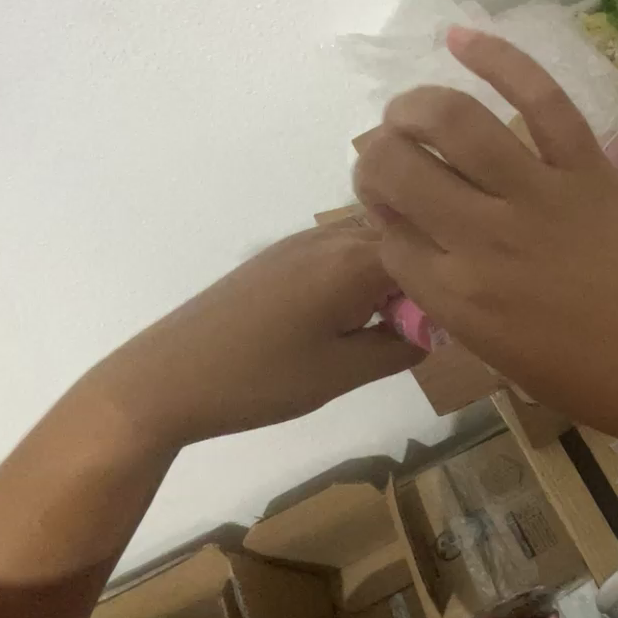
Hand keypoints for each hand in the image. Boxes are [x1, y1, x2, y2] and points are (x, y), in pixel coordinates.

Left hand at [79, 225, 423, 447]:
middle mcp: (331, 237)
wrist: (163, 380)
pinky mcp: (280, 258)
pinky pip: (342, 253)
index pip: (430, 252)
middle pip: (403, 240)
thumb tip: (437, 330)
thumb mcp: (345, 373)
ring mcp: (301, 243)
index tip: (454, 325)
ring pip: (373, 244)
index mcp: (353, 261)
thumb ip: (402, 347)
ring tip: (390, 325)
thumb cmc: (261, 379)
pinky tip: (350, 317)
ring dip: (393, 276)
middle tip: (424, 329)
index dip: (450, 286)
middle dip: (425, 276)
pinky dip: (362, 277)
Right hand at [352, 26, 617, 468]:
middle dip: (376, 161)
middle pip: (398, 172)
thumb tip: (448, 271)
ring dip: (413, 108)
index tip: (396, 221)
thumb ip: (474, 315)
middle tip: (390, 163)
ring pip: (453, 123)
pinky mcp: (590, 166)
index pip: (389, 242)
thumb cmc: (616, 387)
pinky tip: (462, 39)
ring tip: (406, 113)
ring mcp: (540, 195)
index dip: (382, 223)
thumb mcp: (521, 368)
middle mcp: (485, 241)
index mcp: (463, 304)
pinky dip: (499, 59)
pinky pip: (539, 98)